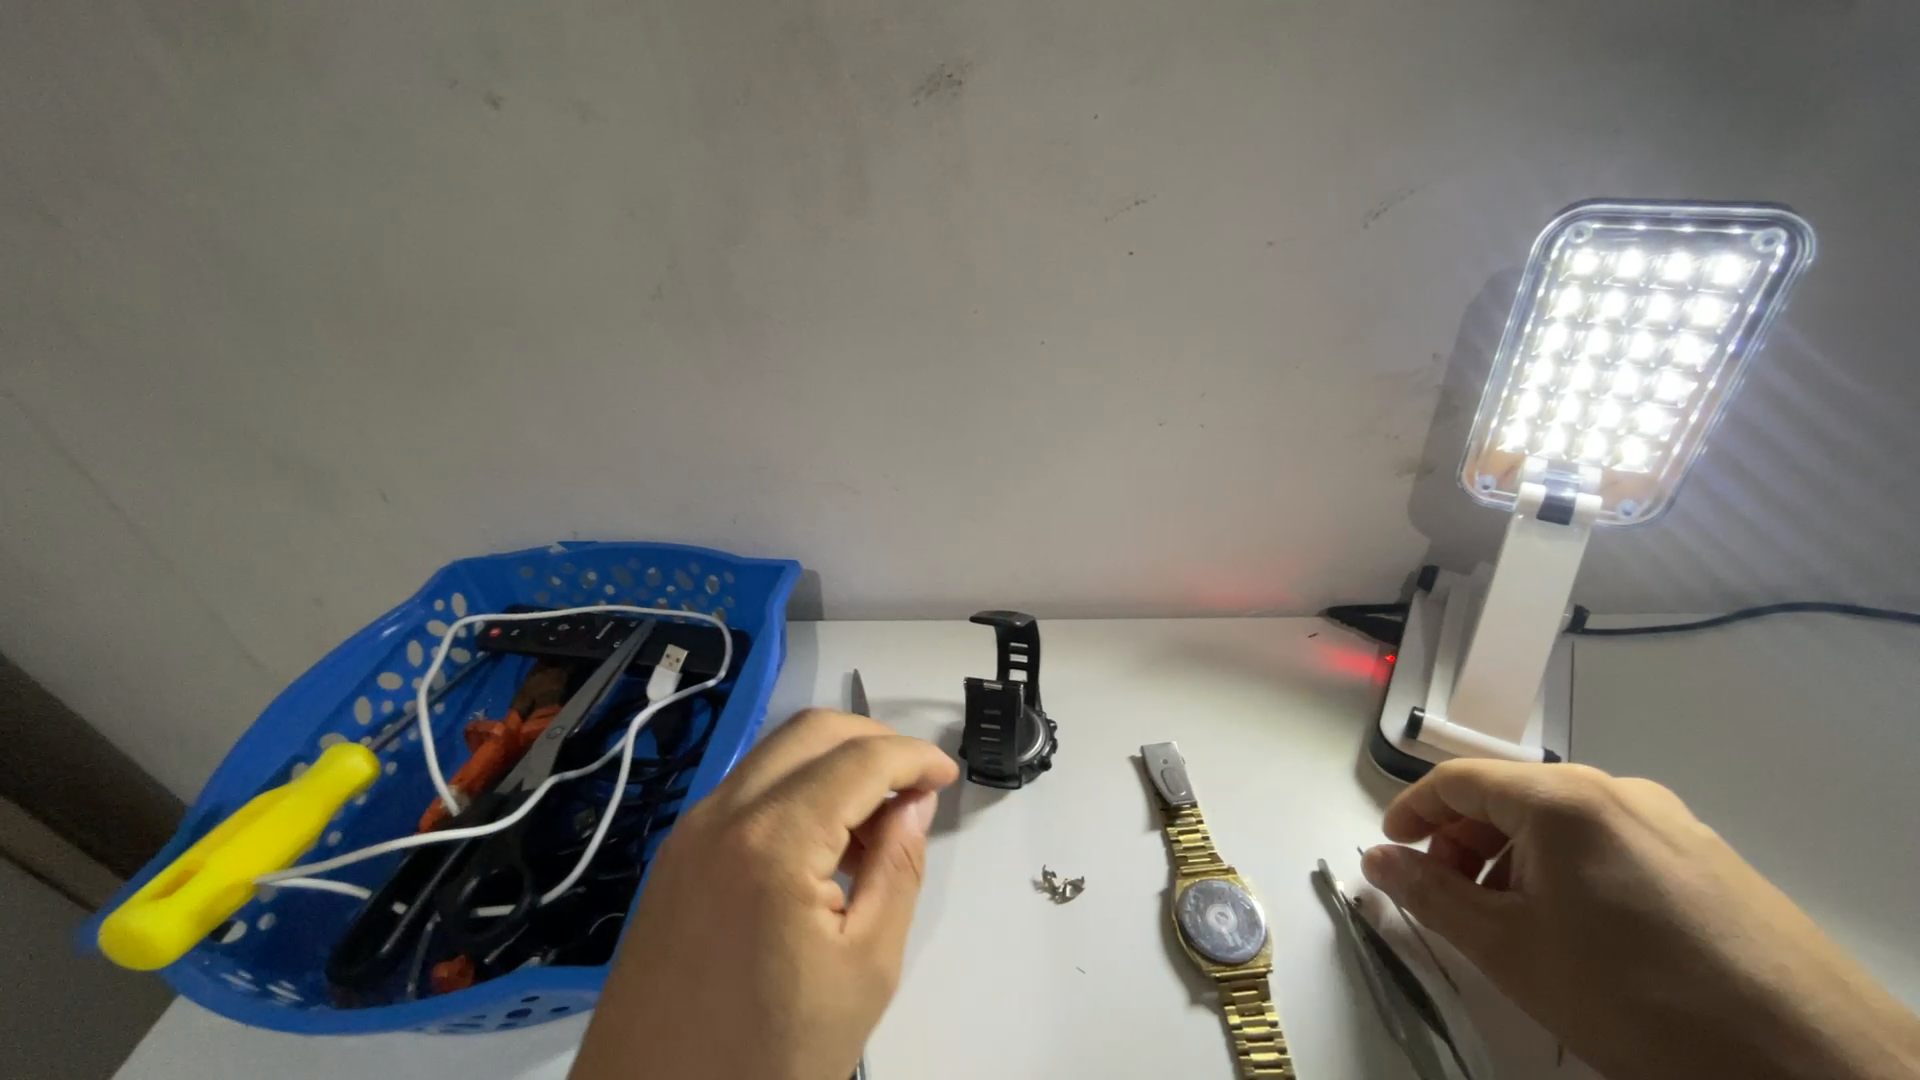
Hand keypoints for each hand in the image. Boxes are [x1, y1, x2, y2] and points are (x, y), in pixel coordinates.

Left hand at [570, 709, 958, 1079]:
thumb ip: (898, 867)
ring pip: (776, 753)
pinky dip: (796, 788)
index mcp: (774, 841)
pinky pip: (747, 789)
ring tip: (876, 821)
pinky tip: (823, 843)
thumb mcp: (866, 967)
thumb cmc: (772, 1056)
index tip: (947, 776)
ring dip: (834, 762)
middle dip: (874, 740)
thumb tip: (913, 802)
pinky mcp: (676, 854)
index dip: (913, 757)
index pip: (859, 760)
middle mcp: (724, 814)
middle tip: (915, 784)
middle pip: (811, 731)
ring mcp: (690, 831)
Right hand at [1363, 760, 1919, 1079]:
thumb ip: (1430, 894)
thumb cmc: (1639, 999)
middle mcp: (1618, 792)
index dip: (1413, 810)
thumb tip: (1375, 859)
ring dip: (1514, 859)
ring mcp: (1674, 823)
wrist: (1823, 1072)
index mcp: (1564, 799)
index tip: (1390, 848)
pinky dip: (1568, 870)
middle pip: (1510, 797)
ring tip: (1513, 923)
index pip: (1459, 779)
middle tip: (1448, 896)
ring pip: (1561, 822)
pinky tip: (1579, 931)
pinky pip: (1611, 843)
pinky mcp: (1712, 860)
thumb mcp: (1510, 949)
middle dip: (1464, 842)